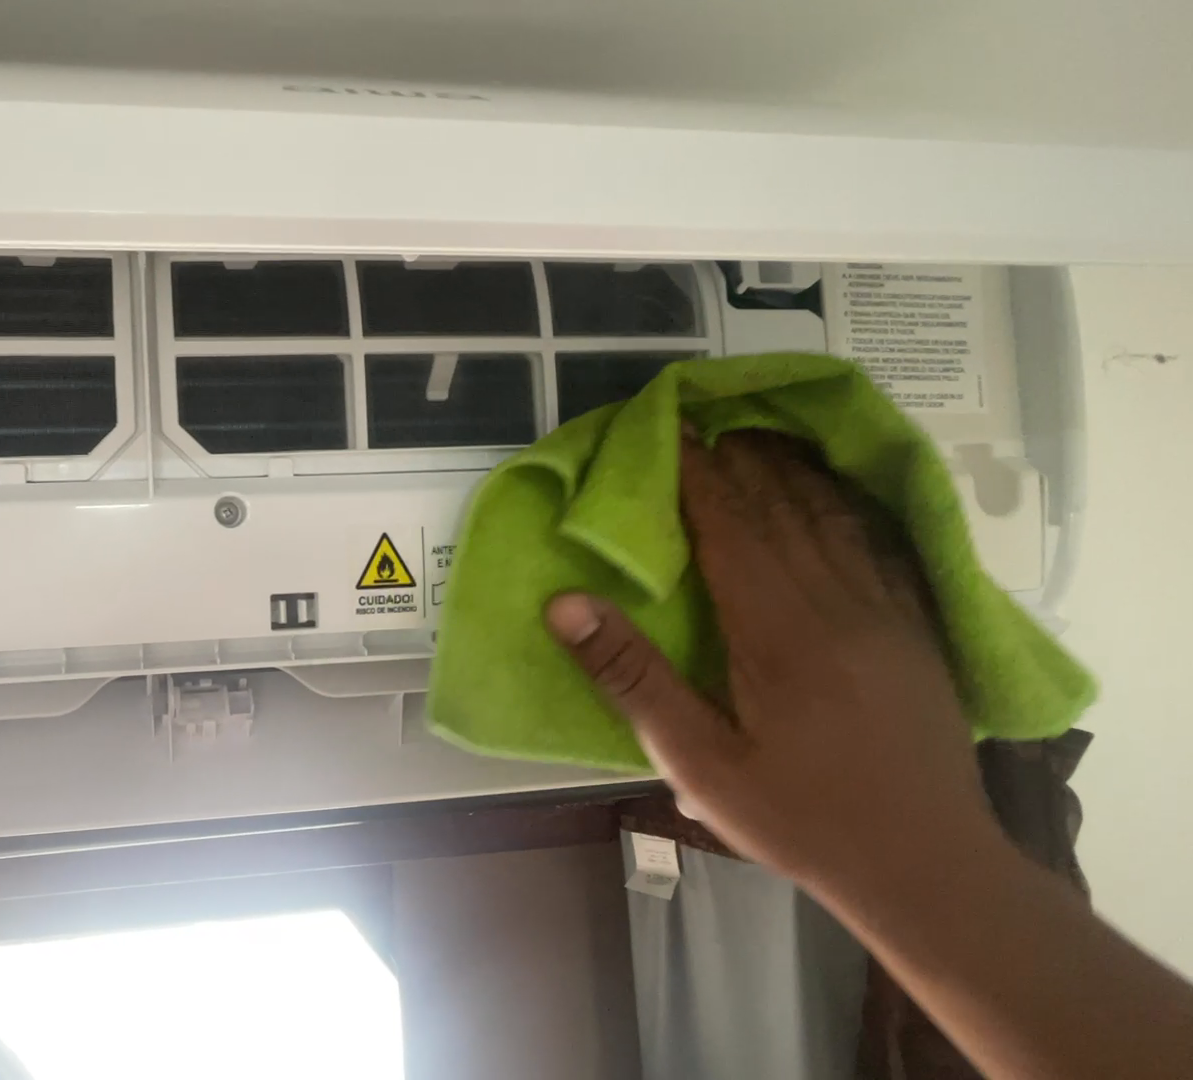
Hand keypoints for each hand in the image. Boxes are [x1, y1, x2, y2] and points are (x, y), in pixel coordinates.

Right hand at [545, 430, 1001, 890]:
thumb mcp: (696, 760)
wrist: (929, 870)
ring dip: (790, 473)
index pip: (730, 528)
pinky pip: (876, 547)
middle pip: (781, 511)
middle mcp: (838, 607)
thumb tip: (565, 605)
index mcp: (780, 632)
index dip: (695, 475)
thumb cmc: (798, 815)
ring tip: (756, 438)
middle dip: (738, 461)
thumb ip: (632, 678)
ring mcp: (887, 615)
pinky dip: (845, 507)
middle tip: (701, 422)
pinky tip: (832, 494)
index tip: (668, 432)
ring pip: (832, 520)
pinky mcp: (915, 632)